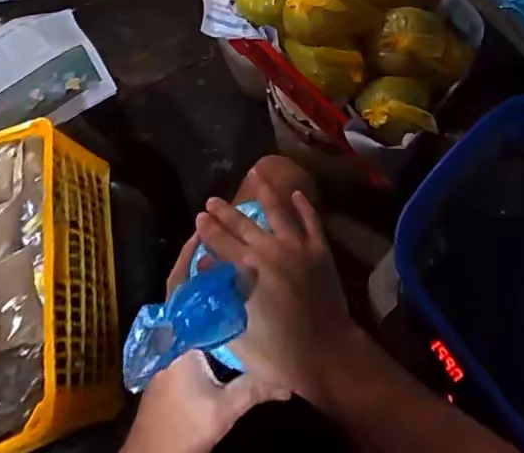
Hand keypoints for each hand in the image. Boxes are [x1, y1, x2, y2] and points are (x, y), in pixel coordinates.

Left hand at [123, 235, 290, 452]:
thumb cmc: (180, 432)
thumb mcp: (221, 411)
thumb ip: (254, 389)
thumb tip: (290, 379)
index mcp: (179, 338)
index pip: (180, 288)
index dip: (190, 259)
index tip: (208, 233)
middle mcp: (171, 334)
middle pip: (179, 286)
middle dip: (194, 259)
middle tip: (219, 234)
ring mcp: (170, 345)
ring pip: (180, 300)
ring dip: (195, 276)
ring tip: (222, 254)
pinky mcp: (173, 356)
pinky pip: (184, 315)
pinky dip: (197, 298)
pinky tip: (220, 295)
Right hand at [194, 180, 352, 399]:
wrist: (324, 351)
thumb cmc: (277, 351)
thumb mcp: (237, 330)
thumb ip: (220, 296)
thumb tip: (206, 270)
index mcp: (249, 269)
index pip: (222, 243)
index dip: (209, 229)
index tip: (200, 216)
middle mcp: (271, 249)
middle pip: (244, 224)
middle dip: (226, 211)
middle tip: (212, 199)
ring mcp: (298, 246)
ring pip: (278, 210)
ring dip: (266, 191)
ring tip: (256, 172)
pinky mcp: (320, 250)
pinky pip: (310, 221)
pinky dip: (303, 206)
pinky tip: (296, 193)